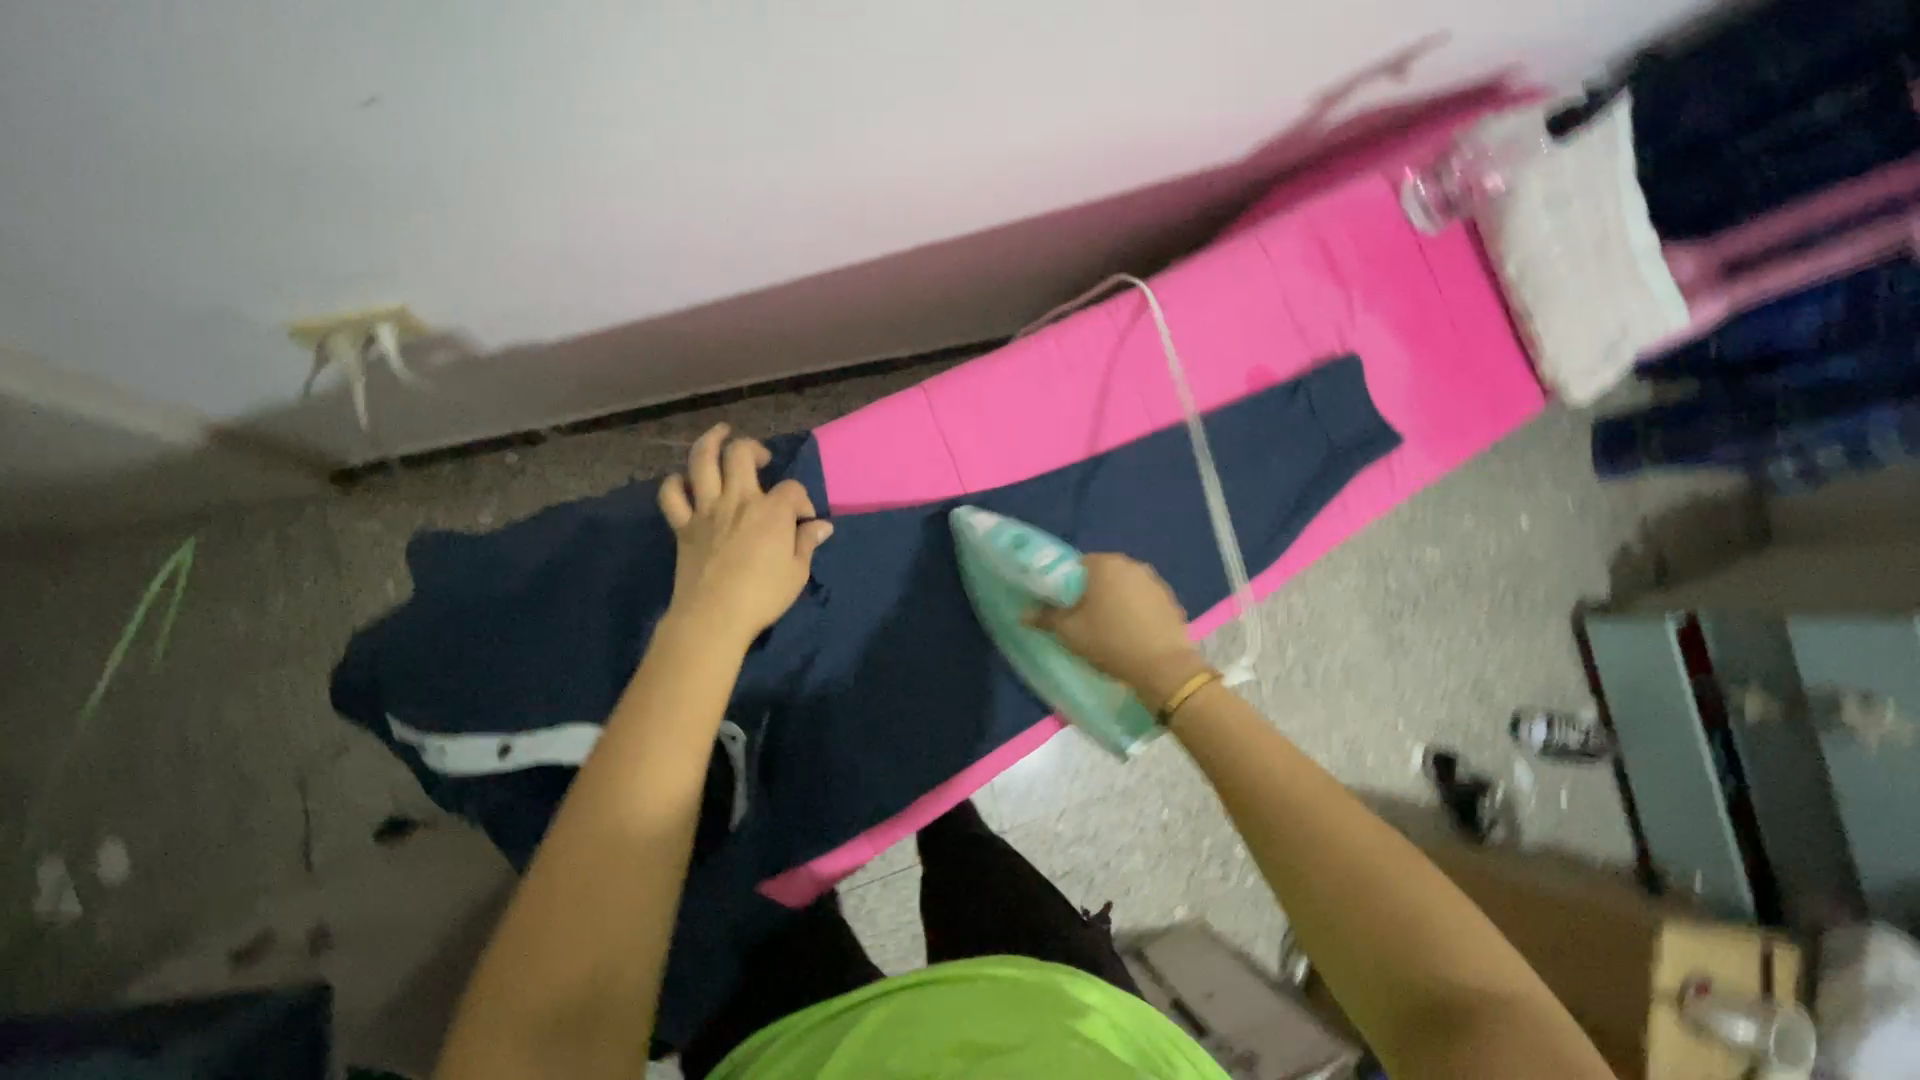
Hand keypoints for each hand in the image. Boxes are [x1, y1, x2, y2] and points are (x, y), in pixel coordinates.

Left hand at [657, 423, 833, 646]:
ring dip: (711, 441)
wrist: (714, 616)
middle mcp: (738, 499)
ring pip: (702, 461)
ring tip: (720, 434)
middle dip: (753, 448)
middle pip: (741, 454)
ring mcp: (706, 510)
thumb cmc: (763, 596)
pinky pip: (671, 495)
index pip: (792, 489)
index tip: (805, 520)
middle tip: (761, 457)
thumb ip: (807, 543)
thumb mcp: (797, 572)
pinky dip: (675, 483)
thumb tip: (822, 526)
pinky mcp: (682, 526)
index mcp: (772, 510)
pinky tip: (683, 480)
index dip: (802, 500)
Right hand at [1025, 554, 1211, 710]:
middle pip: (1101, 574)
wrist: (1163, 668)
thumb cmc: (1110, 642)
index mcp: (1104, 564)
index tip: (1061, 605)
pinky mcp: (1169, 599)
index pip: (1076, 565)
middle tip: (1080, 618)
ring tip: (1106, 627)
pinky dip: (1133, 610)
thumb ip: (1045, 617)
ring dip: (1113, 600)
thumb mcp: (1070, 632)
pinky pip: (1142, 599)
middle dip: (1090, 592)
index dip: (1065, 584)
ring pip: (1123, 586)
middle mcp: (1131, 564)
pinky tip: (1130, 632)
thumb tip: (1023, 613)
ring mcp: (1154, 581)